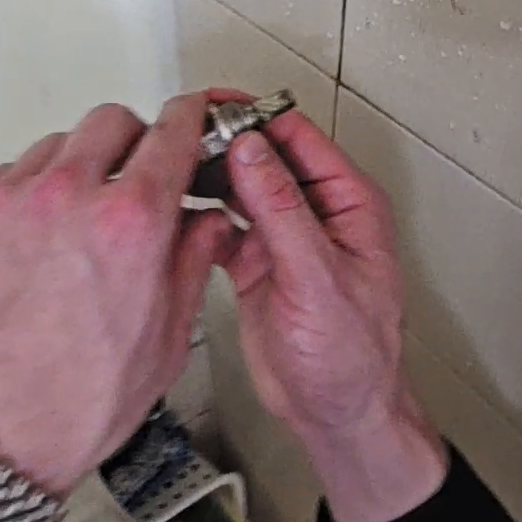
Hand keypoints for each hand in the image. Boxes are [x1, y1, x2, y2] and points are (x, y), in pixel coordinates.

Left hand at [0, 93, 236, 499]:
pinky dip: (36, 186)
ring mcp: (12, 198)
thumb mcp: (163, 344)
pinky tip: (39, 235)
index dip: (192, 118)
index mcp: (132, 223)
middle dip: (135, 139)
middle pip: (113, 120)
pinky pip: (14, 172)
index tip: (195, 117)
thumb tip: (208, 221)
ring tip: (82, 214)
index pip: (173, 133)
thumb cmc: (70, 405)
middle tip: (138, 176)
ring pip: (61, 142)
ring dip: (83, 164)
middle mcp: (71, 194)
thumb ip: (192, 264)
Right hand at [219, 95, 447, 521]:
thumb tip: (252, 149)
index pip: (299, 138)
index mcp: (346, 203)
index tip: (214, 107)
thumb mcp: (318, 278)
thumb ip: (282, 211)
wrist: (335, 414)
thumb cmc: (352, 357)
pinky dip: (201, 213)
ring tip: (170, 162)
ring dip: (209, 172)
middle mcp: (314, 212)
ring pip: (241, 184)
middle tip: (179, 132)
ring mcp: (282, 235)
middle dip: (224, 140)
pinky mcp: (256, 260)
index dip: (256, 116)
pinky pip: (224, 221)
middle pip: (265, 155)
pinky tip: (178, 210)